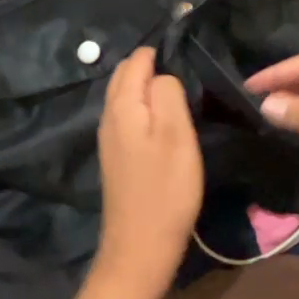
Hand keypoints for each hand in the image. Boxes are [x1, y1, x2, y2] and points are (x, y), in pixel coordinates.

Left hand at [94, 48, 203, 283]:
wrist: (140, 247)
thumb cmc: (165, 188)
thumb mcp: (177, 134)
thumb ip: (168, 93)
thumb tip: (162, 73)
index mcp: (123, 105)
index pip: (137, 60)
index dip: (161, 51)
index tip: (189, 52)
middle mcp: (109, 116)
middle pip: (125, 75)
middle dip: (151, 65)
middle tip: (187, 70)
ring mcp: (110, 139)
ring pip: (125, 97)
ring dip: (147, 87)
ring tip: (180, 90)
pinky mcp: (117, 157)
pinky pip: (128, 117)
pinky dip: (144, 108)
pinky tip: (165, 119)